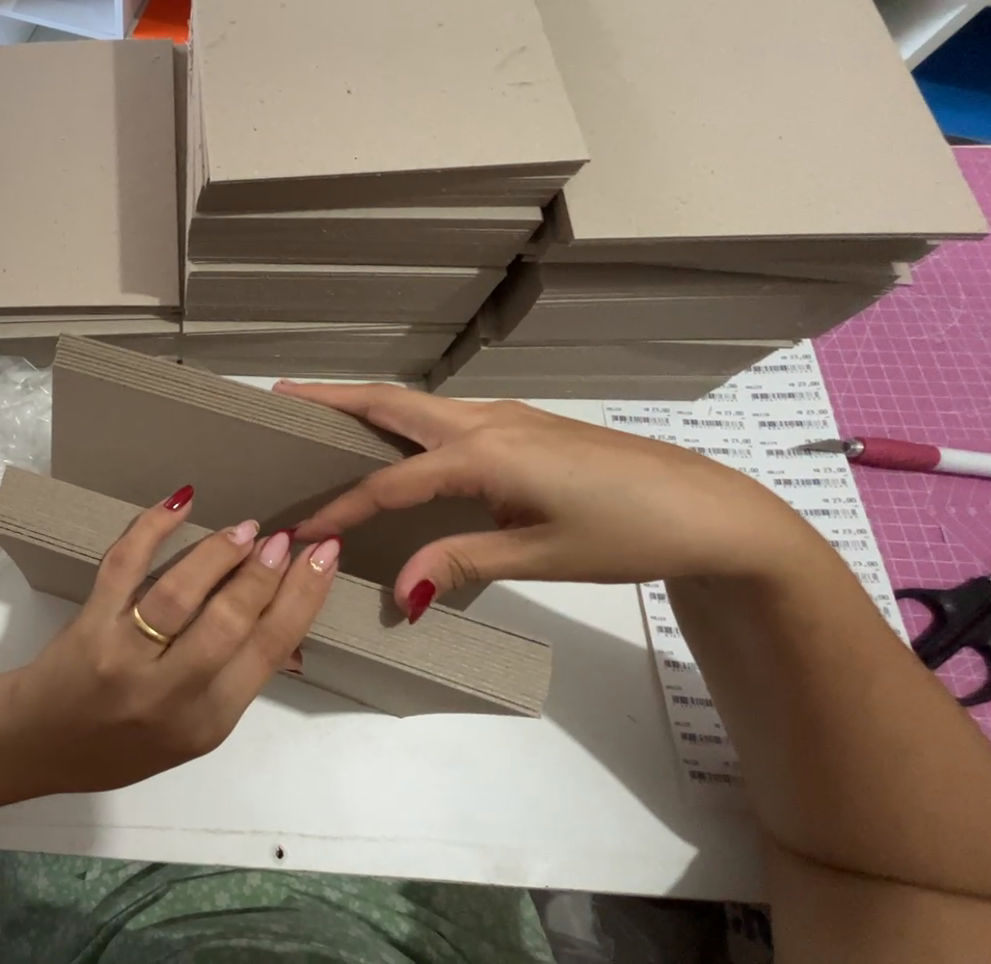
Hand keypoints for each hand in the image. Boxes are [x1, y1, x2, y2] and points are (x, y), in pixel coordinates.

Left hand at [0, 487, 337, 793]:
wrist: (37, 746)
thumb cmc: (120, 745)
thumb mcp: (189, 734)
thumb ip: (232, 684)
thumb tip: (285, 632)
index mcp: (206, 722)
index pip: (268, 651)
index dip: (301, 597)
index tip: (323, 557)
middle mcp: (168, 693)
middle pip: (231, 621)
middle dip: (265, 574)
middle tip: (285, 539)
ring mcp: (123, 657)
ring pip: (179, 594)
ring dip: (218, 555)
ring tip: (245, 529)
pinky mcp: (88, 626)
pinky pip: (123, 567)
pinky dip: (151, 529)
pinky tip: (179, 503)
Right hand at [274, 382, 829, 617]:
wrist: (713, 510)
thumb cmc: (628, 533)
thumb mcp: (539, 556)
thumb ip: (458, 563)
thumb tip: (396, 593)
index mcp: (482, 455)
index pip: (389, 483)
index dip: (340, 508)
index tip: (299, 530)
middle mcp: (483, 422)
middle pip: (389, 402)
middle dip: (330, 398)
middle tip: (277, 395)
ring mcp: (502, 416)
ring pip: (413, 402)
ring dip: (361, 402)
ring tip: (316, 408)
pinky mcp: (518, 424)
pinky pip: (438, 414)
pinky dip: (397, 416)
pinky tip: (390, 437)